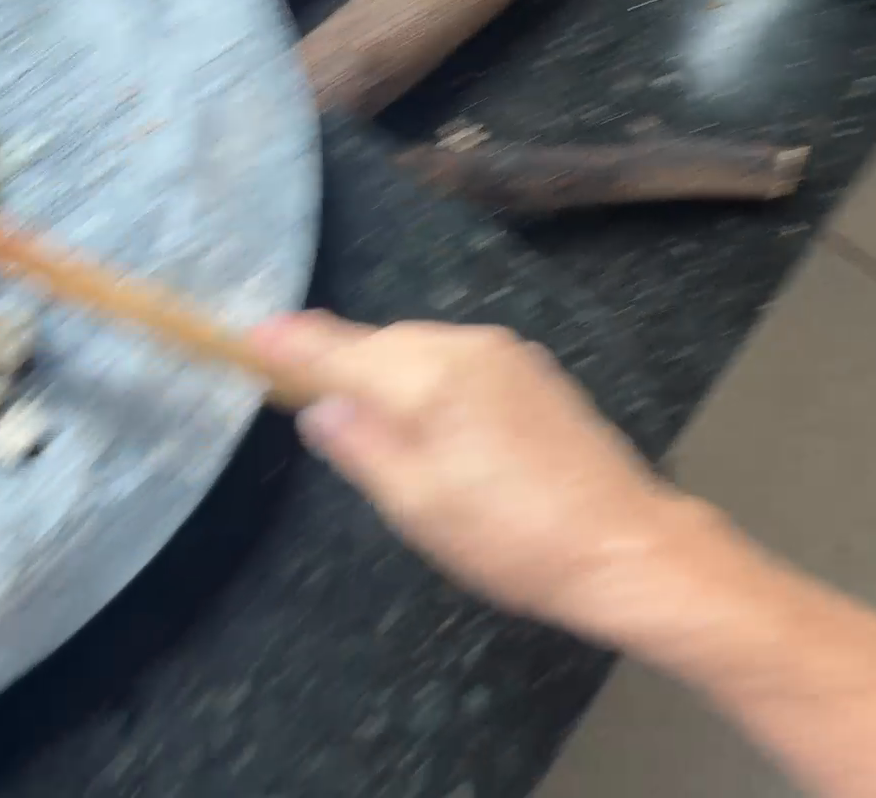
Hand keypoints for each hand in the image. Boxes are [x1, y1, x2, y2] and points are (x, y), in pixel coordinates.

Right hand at [248, 312, 694, 630]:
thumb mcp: (419, 507)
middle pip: (383, 342)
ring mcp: (507, 353)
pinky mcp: (533, 368)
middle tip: (309, 392)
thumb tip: (320, 407)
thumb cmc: (511, 539)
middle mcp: (468, 348)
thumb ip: (362, 446)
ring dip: (388, 367)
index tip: (254, 335)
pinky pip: (459, 355)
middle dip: (344, 361)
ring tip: (372, 412)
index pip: (343, 352)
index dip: (294, 344)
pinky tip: (432, 410)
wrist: (620, 541)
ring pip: (422, 345)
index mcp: (431, 380)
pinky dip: (429, 371)